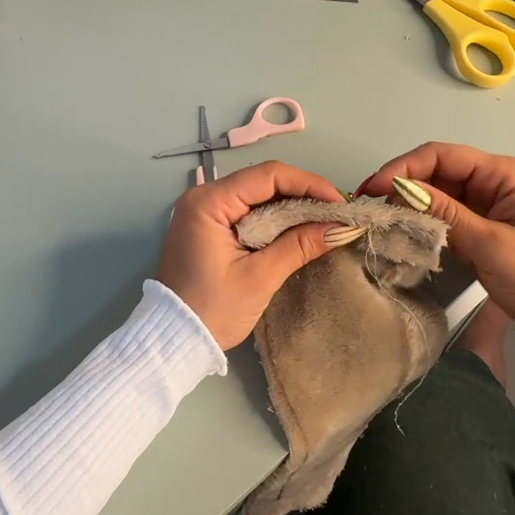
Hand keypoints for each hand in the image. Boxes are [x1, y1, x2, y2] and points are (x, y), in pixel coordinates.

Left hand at [157, 161, 345, 349]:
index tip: (339, 202)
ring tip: (325, 219)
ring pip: (258, 195)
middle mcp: (203, 197)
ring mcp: (205, 211)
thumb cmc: (213, 310)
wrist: (174, 339)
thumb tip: (339, 227)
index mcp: (208, 202)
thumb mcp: (259, 278)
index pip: (267, 176)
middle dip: (303, 194)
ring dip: (291, 206)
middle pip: (263, 181)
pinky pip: (248, 211)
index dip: (308, 184)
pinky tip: (298, 228)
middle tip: (337, 212)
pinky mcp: (210, 226)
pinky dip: (275, 218)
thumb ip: (298, 246)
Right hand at [359, 143, 514, 334]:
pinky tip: (403, 231)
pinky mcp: (486, 228)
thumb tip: (399, 189)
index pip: (442, 155)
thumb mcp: (492, 246)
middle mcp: (496, 181)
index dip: (403, 167)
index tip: (372, 188)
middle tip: (368, 206)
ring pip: (439, 194)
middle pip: (438, 171)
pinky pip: (448, 216)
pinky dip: (425, 222)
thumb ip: (445, 214)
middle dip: (402, 185)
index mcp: (505, 174)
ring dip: (410, 204)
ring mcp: (490, 205)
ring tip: (378, 218)